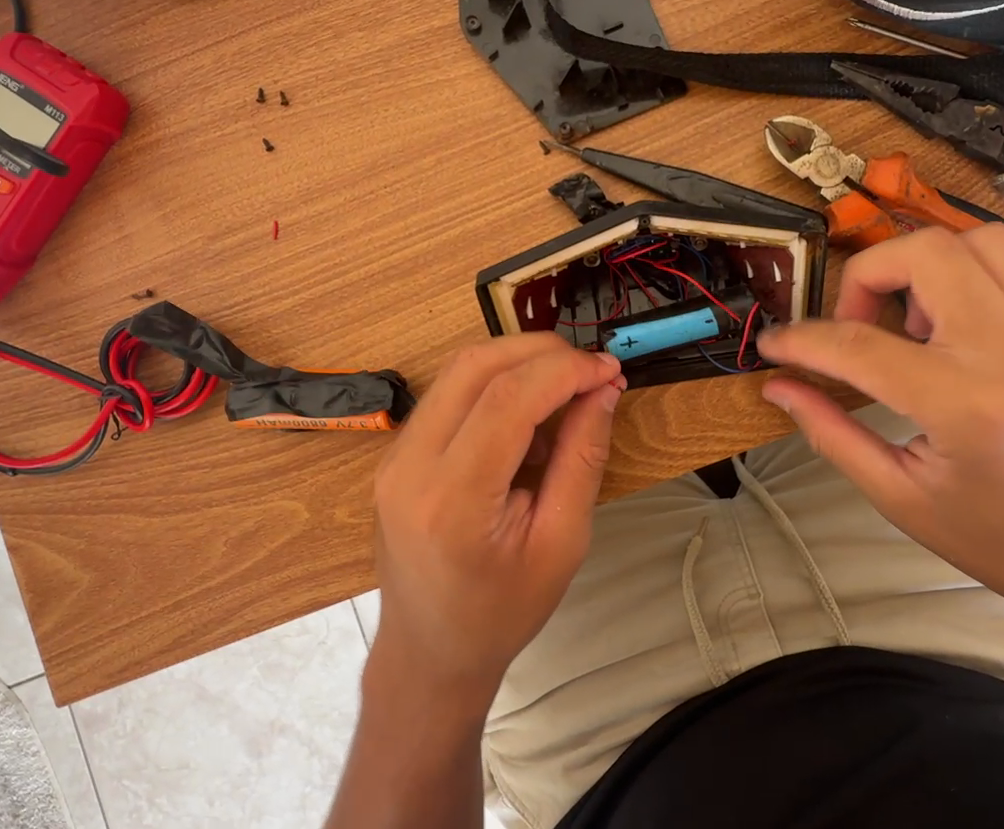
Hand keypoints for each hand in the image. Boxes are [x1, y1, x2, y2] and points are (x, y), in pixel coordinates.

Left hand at [369, 334, 624, 706]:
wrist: (429, 653)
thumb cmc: (502, 611)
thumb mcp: (562, 542)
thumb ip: (583, 458)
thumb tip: (604, 389)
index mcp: (452, 499)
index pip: (508, 399)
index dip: (565, 370)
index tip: (609, 369)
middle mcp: (410, 465)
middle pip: (475, 366)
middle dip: (541, 351)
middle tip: (591, 368)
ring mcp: (394, 456)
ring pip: (458, 371)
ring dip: (517, 362)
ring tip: (566, 388)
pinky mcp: (396, 454)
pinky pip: (448, 395)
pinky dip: (495, 386)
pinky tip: (529, 415)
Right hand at [755, 226, 1003, 638]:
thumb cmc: (1001, 541)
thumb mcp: (900, 497)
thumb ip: (832, 434)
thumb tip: (779, 388)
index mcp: (962, 402)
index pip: (858, 345)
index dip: (800, 340)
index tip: (773, 345)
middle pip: (923, 254)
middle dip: (865, 276)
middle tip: (852, 327)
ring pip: (976, 240)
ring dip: (923, 263)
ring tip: (910, 320)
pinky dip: (972, 264)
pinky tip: (953, 312)